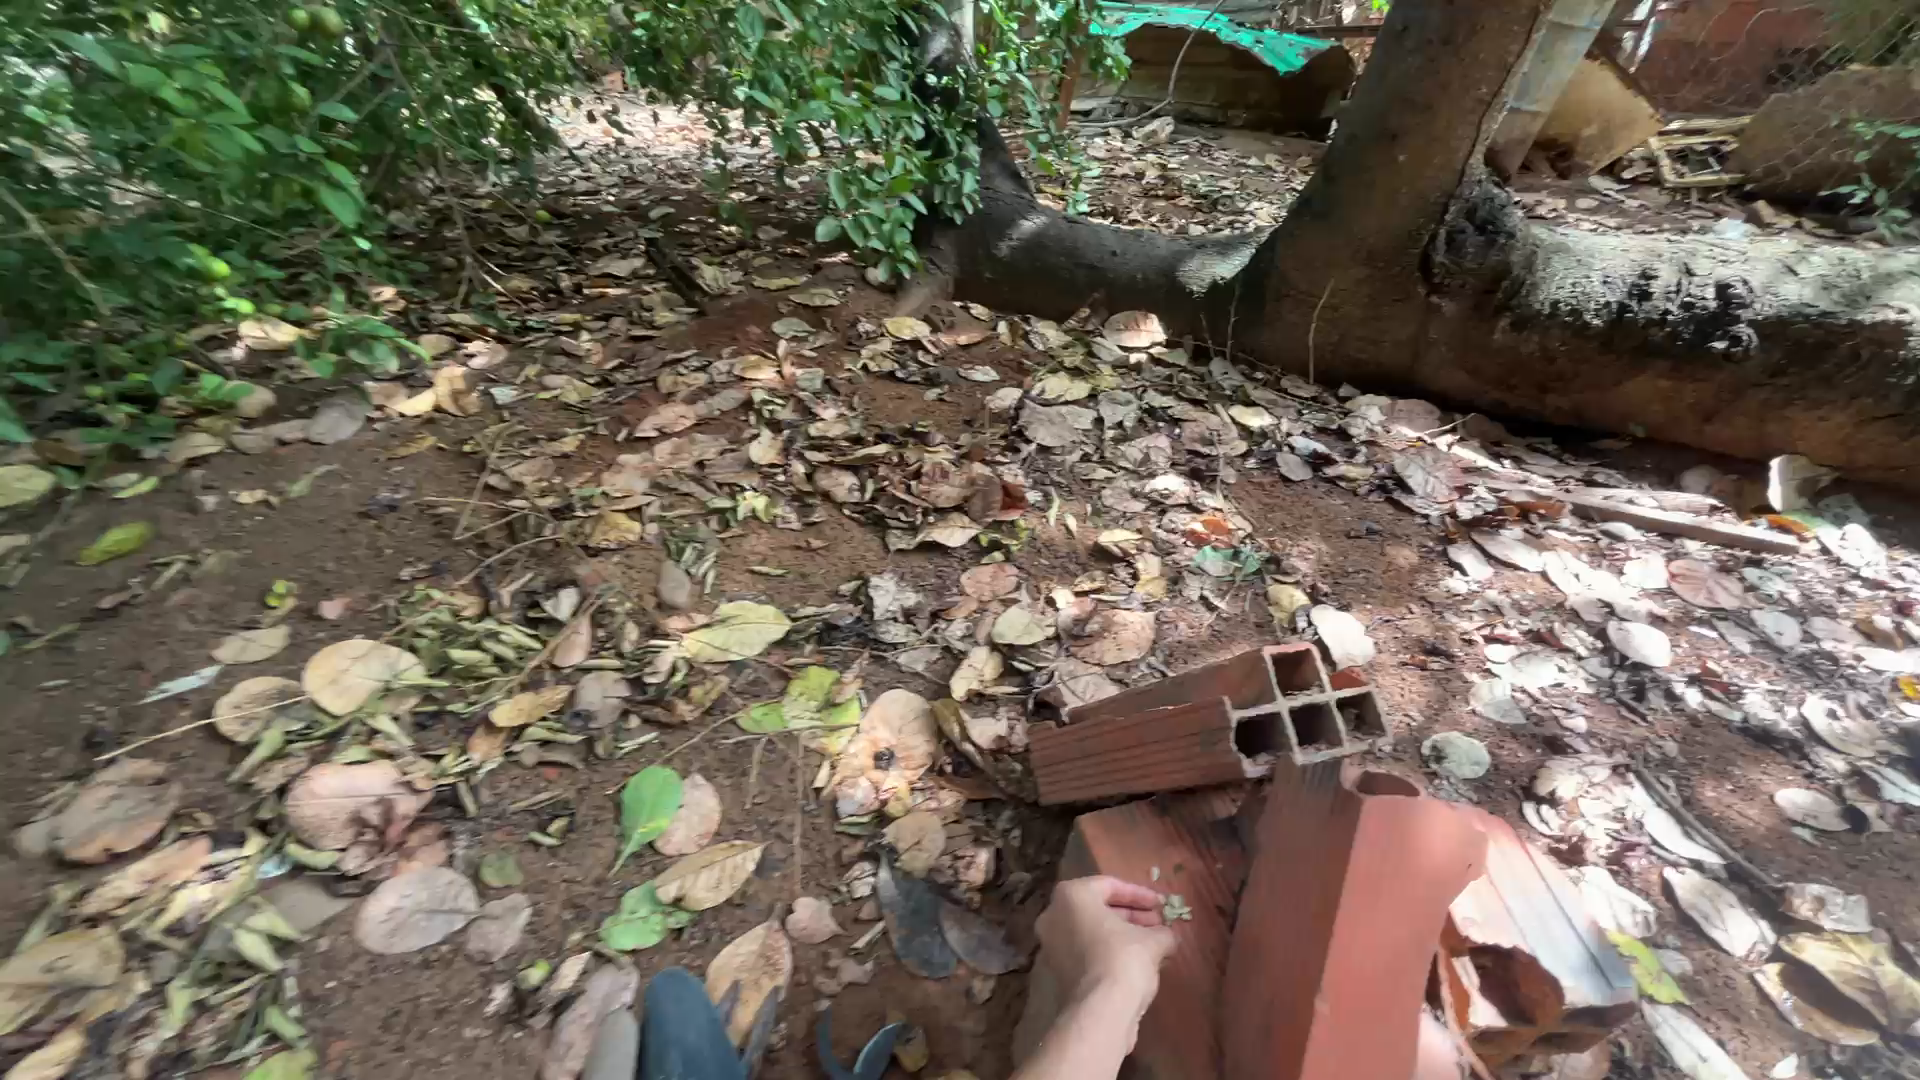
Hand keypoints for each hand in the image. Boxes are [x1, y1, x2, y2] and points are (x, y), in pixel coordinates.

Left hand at [1034, 875, 1176, 1010]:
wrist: (1100, 1012)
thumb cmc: (1123, 960)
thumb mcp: (1152, 940)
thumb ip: (1162, 932)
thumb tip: (1169, 935)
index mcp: (1071, 895)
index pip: (1110, 886)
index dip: (1140, 895)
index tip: (1162, 904)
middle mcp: (1054, 914)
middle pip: (1099, 908)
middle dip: (1132, 916)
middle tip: (1158, 923)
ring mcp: (1052, 944)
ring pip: (1093, 932)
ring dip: (1124, 936)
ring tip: (1154, 944)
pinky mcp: (1057, 971)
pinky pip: (1088, 952)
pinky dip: (1110, 953)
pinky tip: (1139, 964)